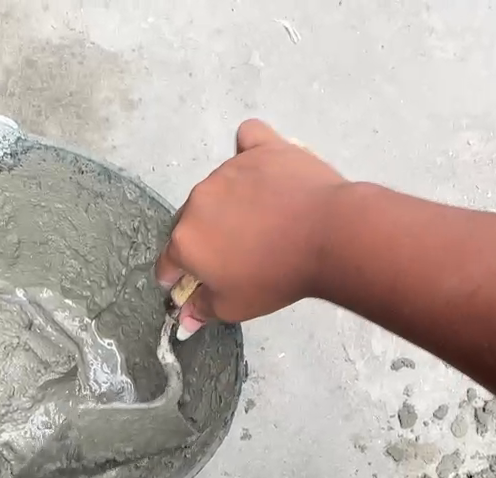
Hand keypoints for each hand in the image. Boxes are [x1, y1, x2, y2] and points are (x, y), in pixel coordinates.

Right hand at [155, 119, 348, 336]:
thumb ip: (202, 309)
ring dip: (226, 203)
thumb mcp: (233, 307)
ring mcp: (229, 170)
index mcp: (184, 241)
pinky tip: (259, 169)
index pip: (167, 262)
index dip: (177, 277)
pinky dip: (248, 154)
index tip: (193, 283)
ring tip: (259, 219)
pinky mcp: (262, 149)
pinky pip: (247, 141)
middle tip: (233, 254)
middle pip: (189, 223)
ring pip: (216, 188)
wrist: (328, 236)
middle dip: (202, 239)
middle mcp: (197, 201)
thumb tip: (185, 317)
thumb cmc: (275, 277)